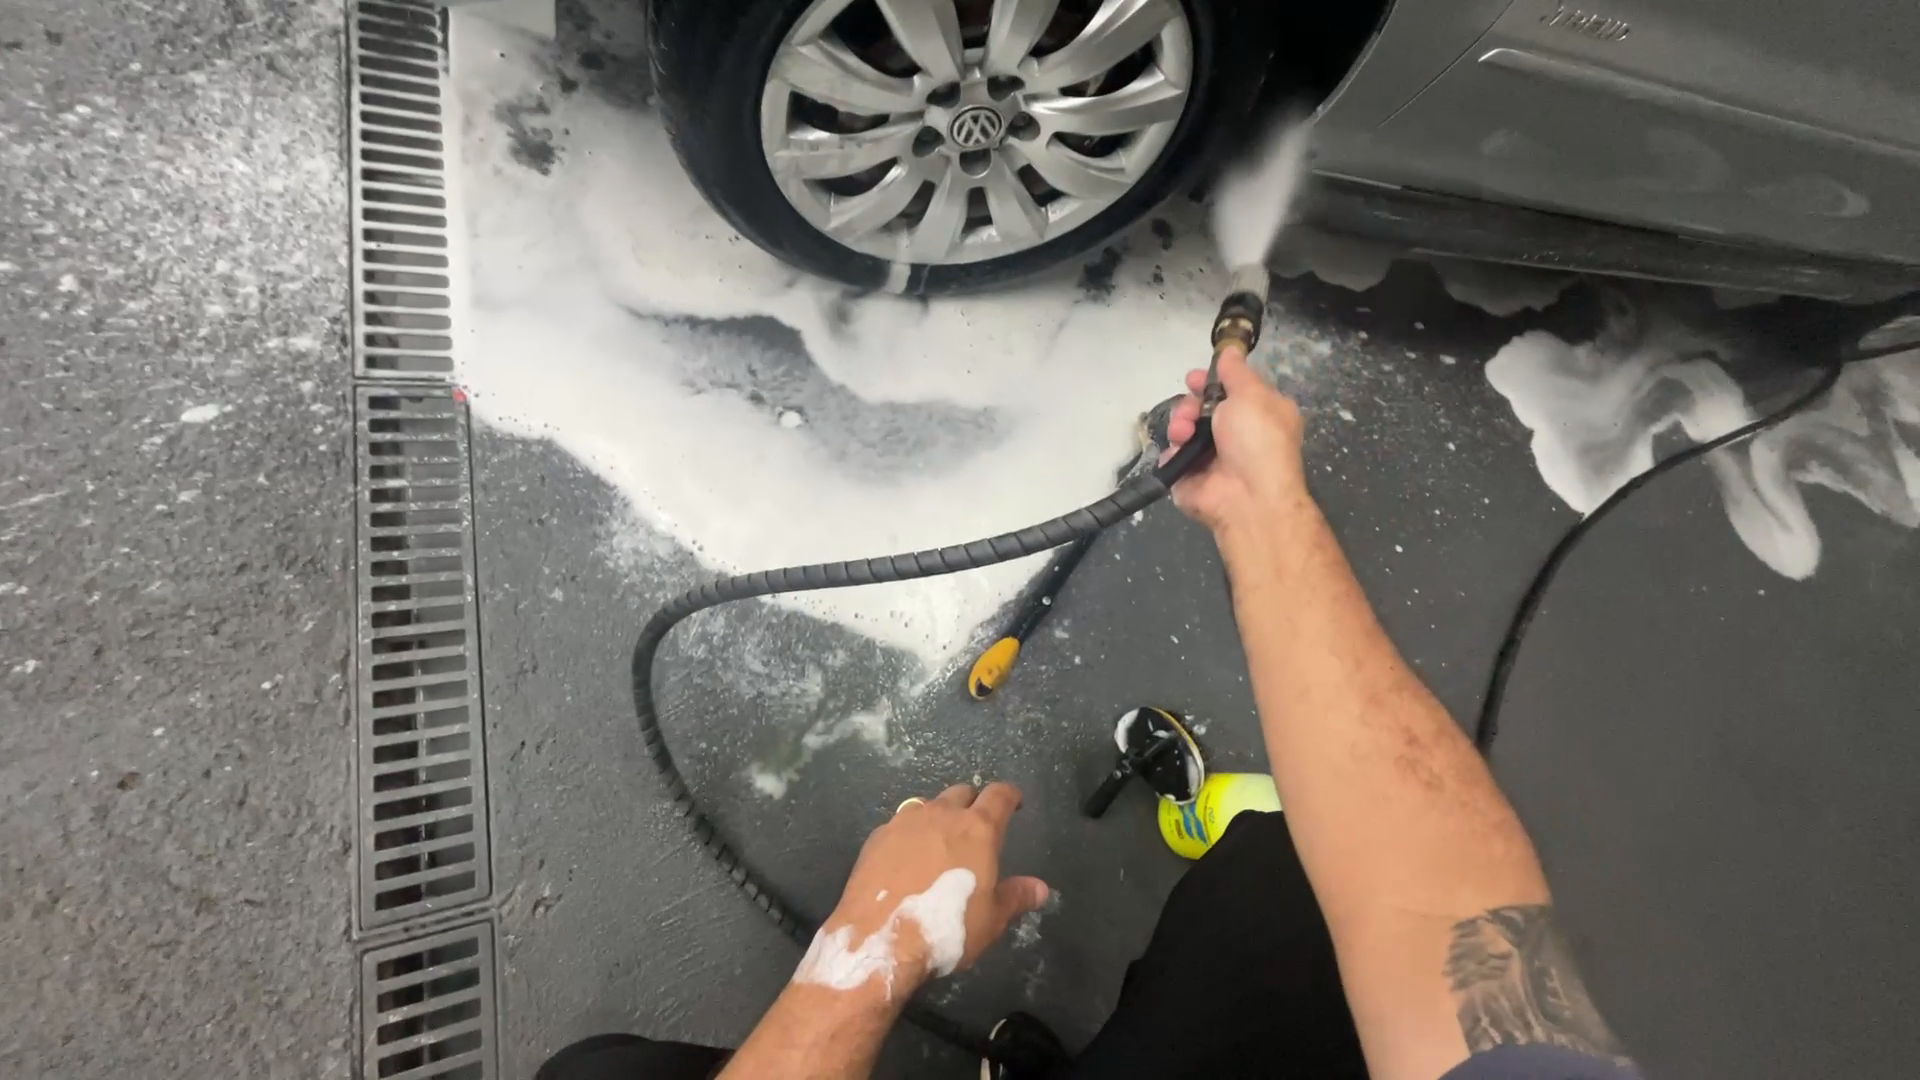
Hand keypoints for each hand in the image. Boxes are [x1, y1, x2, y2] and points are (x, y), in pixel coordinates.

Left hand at [802, 782, 1048, 1000]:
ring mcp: (906, 821)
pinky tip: (906, 857)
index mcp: (977, 828)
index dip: (1010, 795)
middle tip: (976, 825)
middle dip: (973, 802)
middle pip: (962, 792)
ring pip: (929, 804)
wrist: (880, 938)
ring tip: (940, 840)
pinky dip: (910, 833)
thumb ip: (1017, 897)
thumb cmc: (947, 927)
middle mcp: (942, 814)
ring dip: (940, 816)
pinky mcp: (878, 835)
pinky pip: (900, 824)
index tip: (1014, 802)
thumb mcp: (992, 919)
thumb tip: (1041, 888)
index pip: (999, 795)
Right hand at [1165, 344, 1311, 547]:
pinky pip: (1172, 456)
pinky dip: (1172, 452)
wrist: (1247, 496)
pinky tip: (1180, 453)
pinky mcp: (1188, 476)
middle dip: (1191, 404)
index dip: (1210, 381)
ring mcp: (1209, 457)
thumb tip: (1230, 351)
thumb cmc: (1257, 440)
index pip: (1230, 391)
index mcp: (1258, 414)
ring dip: (1180, 424)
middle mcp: (1234, 435)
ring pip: (1183, 430)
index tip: (1194, 378)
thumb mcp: (1252, 395)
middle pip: (1200, 409)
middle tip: (1192, 410)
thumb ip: (1236, 373)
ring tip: (1184, 432)